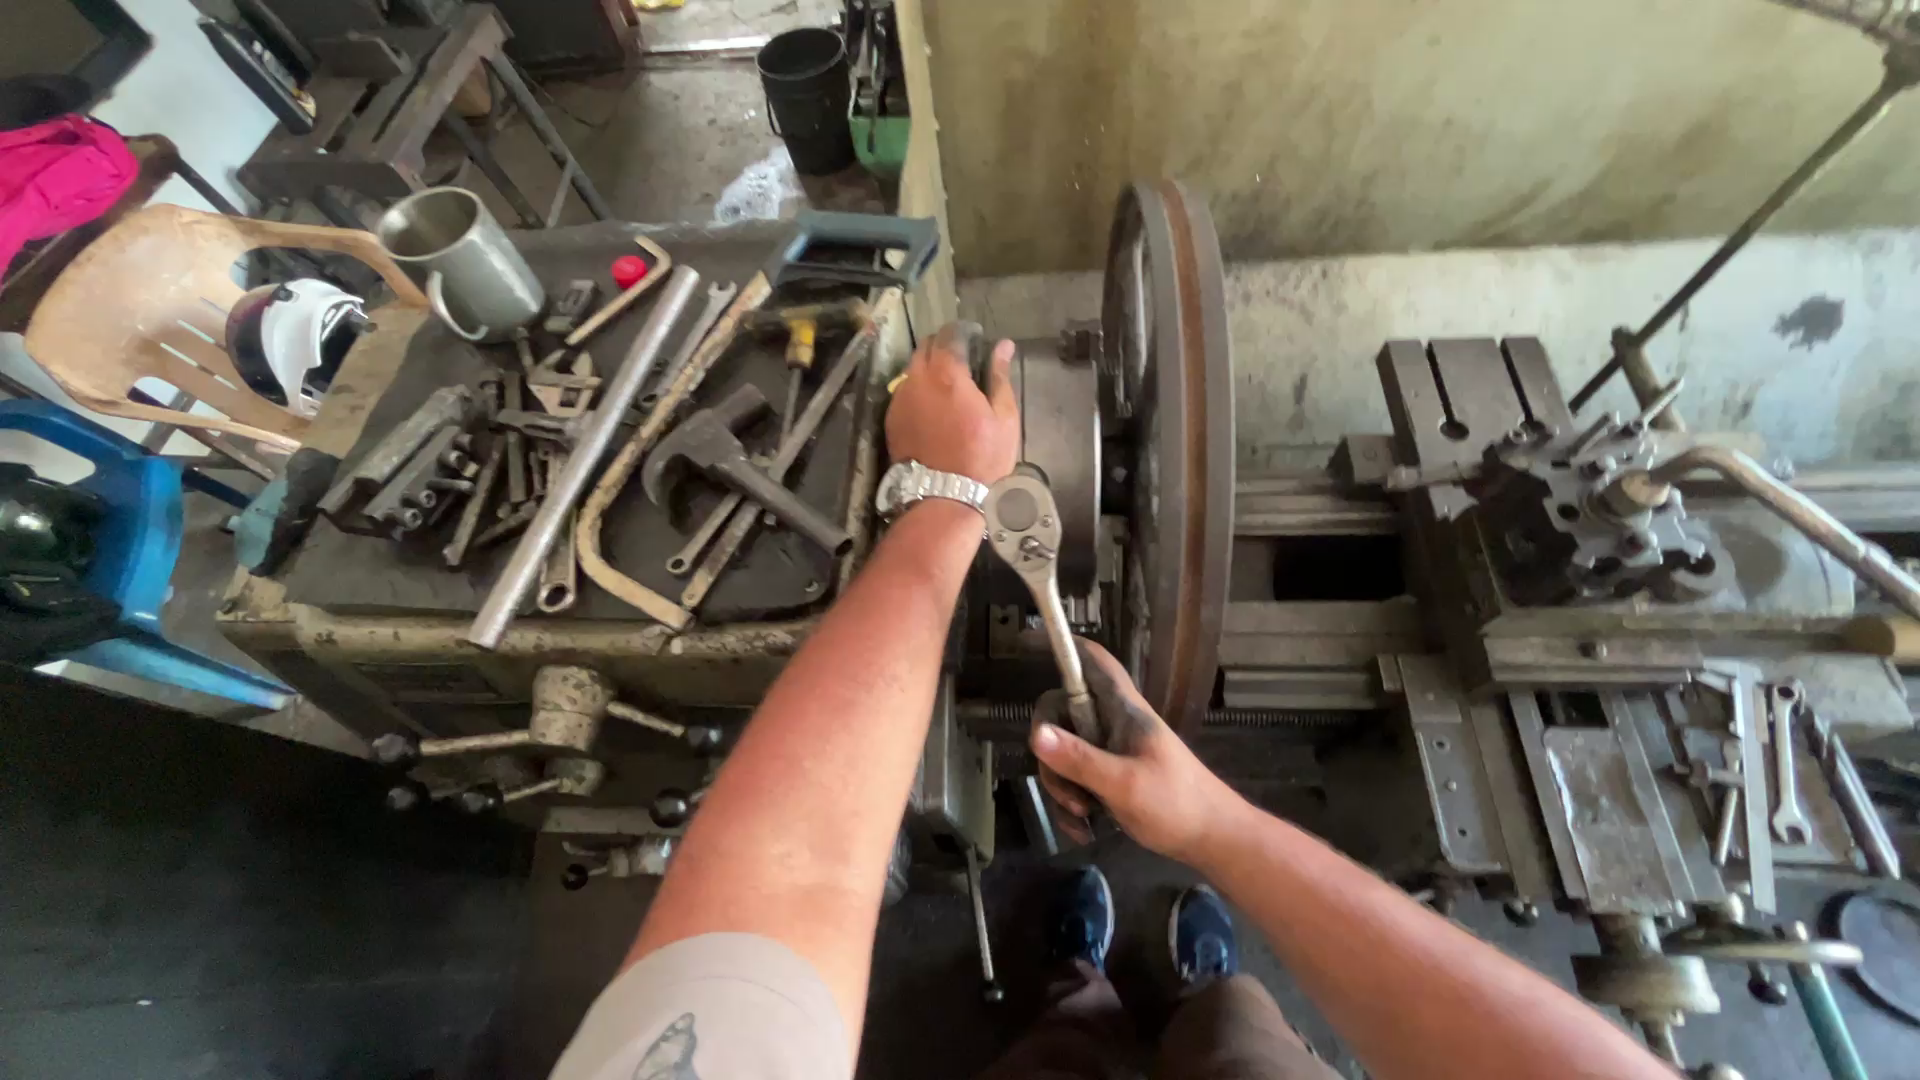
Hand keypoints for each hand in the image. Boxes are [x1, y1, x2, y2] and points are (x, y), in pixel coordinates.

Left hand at [885, 322, 1018, 485]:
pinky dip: (919, 391)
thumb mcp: (1004, 418)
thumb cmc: (981, 458)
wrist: (943, 498)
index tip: (976, 339)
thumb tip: (1002, 346)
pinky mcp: (891, 419)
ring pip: (912, 370)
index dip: (963, 332)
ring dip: (929, 369)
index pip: (950, 334)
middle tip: (964, 361)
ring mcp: (899, 400)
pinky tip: (934, 409)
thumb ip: (999, 377)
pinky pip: (905, 393)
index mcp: (947, 374)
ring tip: (949, 388)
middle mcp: (916, 380)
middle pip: (926, 347)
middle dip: (944, 346)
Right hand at [1030, 638, 1242, 864]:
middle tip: (1067, 790)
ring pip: (1063, 752)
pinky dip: (1072, 805)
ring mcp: (1111, 749)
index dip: (1064, 647)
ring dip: (1062, 788)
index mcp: (1123, 710)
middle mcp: (1112, 722)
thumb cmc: (1177, 804)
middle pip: (1061, 715)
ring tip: (1083, 817)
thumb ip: (1080, 760)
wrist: (1214, 840)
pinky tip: (1084, 829)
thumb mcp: (1125, 785)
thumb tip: (1036, 734)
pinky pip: (1075, 780)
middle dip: (1052, 754)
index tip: (1026, 643)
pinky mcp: (1110, 775)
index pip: (1093, 661)